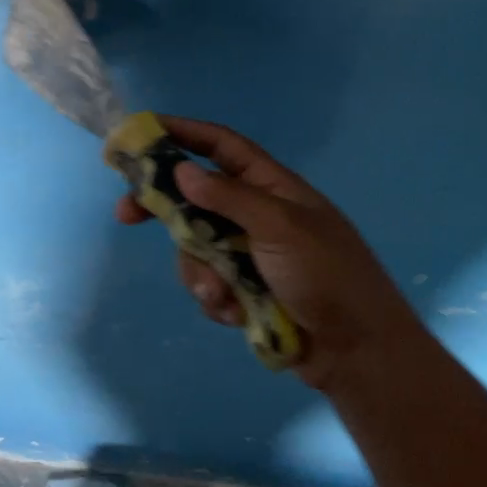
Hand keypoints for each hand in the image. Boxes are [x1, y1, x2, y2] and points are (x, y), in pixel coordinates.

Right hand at [115, 115, 426, 390]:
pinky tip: (235, 314)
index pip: (220, 145)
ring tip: (220, 294)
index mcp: (271, 187)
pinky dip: (215, 298)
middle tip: (125, 215)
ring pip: (195, 246)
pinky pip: (208, 283)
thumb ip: (227, 197)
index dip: (182, 132)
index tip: (141, 132)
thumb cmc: (327, 276)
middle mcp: (256, 214)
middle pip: (194, 196)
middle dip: (162, 209)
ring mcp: (249, 253)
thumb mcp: (279, 227)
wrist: (361, 354)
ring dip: (199, 271)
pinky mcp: (245, 290)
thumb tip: (181, 170)